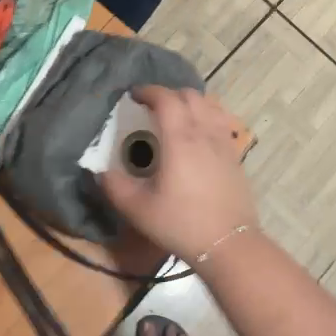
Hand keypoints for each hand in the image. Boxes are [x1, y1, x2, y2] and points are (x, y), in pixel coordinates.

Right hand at [100, 86, 257, 260]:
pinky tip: (198, 134)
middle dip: (169, 94)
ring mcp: (223, 142)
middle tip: (152, 107)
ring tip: (176, 116)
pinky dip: (207, 116)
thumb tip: (100, 172)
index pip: (166, 99)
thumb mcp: (138, 209)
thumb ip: (115, 186)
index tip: (134, 95)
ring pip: (210, 105)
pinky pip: (221, 121)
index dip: (149, 91)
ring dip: (190, 102)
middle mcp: (204, 132)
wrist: (228, 244)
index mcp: (180, 138)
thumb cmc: (181, 223)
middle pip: (190, 95)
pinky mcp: (235, 155)